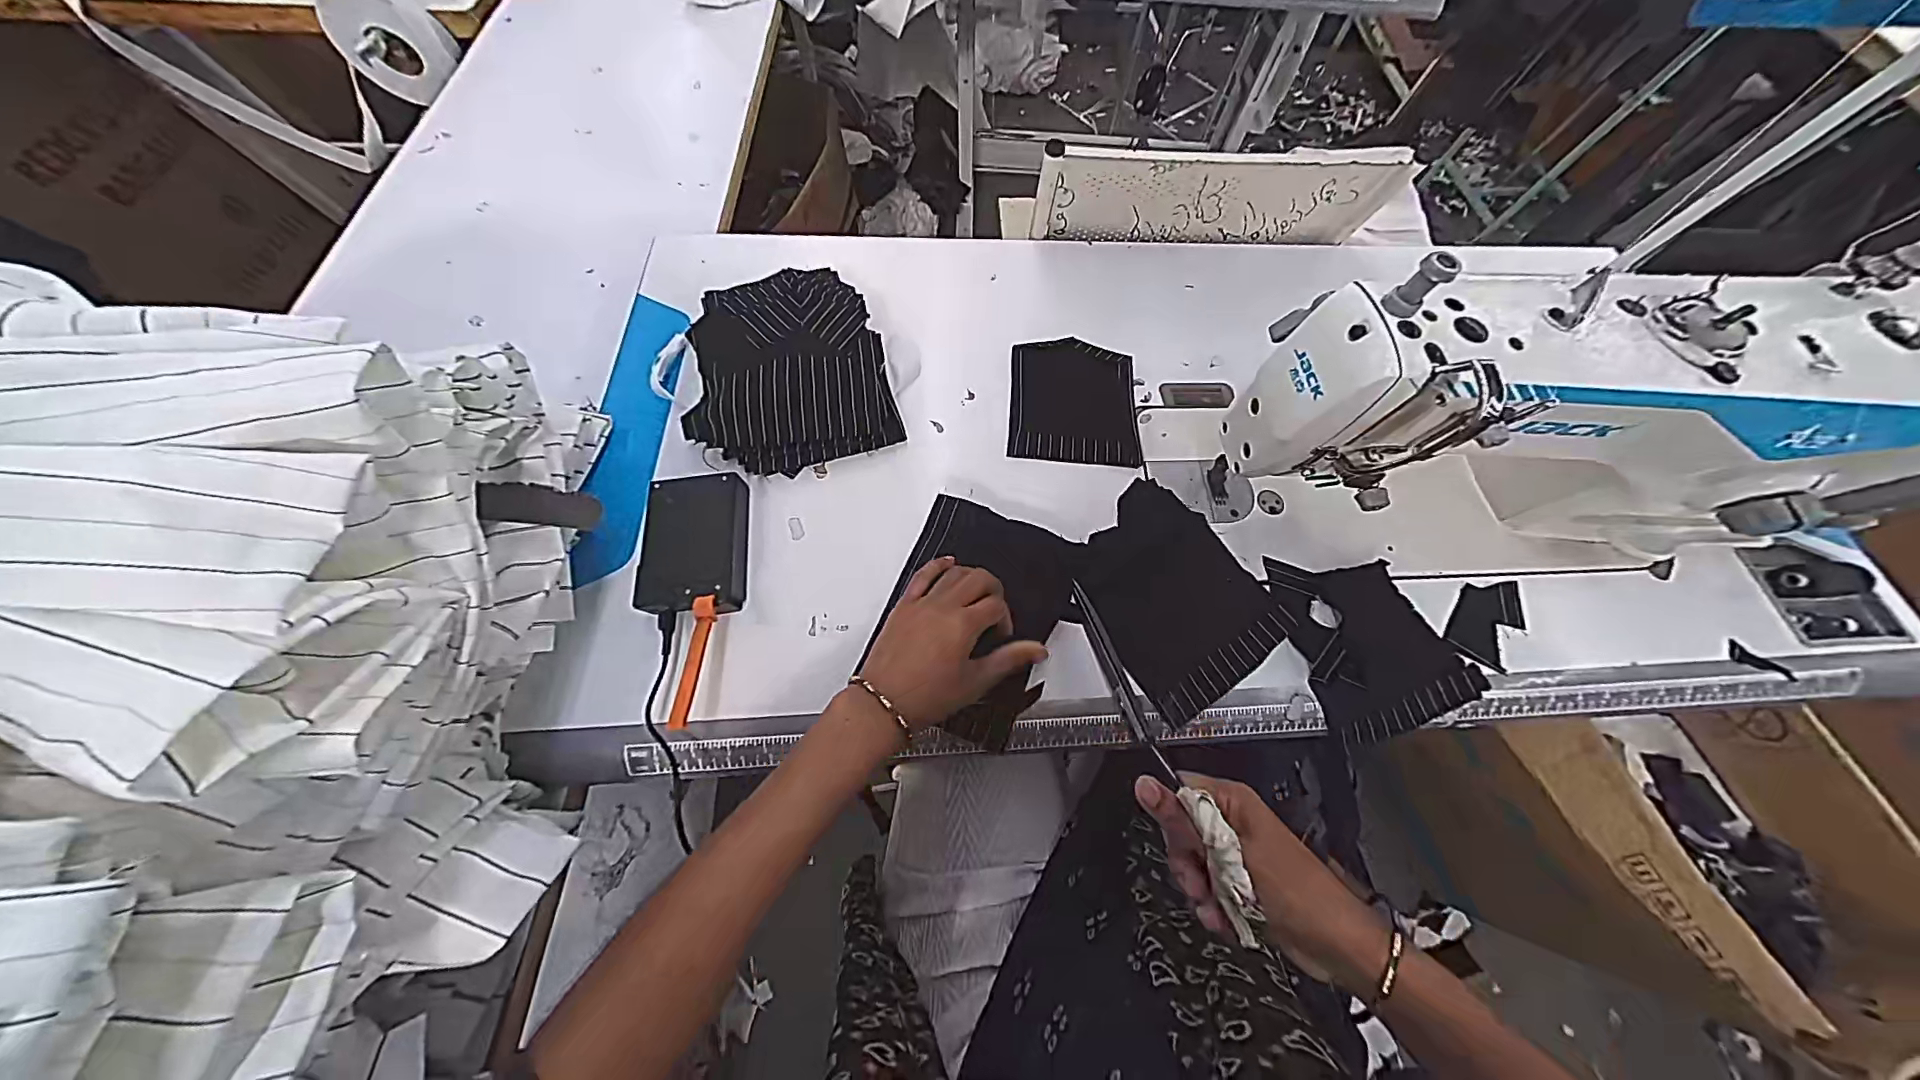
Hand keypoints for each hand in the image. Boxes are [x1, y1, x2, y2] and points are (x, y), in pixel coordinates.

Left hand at [858, 557, 1048, 731]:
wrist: (884, 703)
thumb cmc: (924, 697)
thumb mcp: (976, 682)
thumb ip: (1009, 659)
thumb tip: (1035, 649)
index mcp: (963, 625)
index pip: (996, 605)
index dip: (1005, 618)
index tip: (1001, 634)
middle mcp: (942, 608)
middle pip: (979, 579)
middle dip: (994, 590)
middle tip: (995, 609)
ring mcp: (921, 604)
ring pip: (954, 572)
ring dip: (971, 576)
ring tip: (978, 591)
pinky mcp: (904, 606)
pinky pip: (923, 574)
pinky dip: (938, 565)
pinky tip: (947, 564)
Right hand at [1135, 771, 1388, 992]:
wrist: (1337, 945)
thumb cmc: (1299, 893)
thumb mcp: (1229, 853)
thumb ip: (1183, 820)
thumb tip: (1145, 785)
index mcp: (1232, 800)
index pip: (1177, 792)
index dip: (1171, 820)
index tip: (1181, 845)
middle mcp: (1232, 822)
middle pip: (1181, 832)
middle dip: (1186, 864)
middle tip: (1202, 881)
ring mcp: (1236, 853)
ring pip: (1192, 864)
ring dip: (1199, 891)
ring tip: (1219, 906)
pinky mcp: (1239, 881)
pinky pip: (1207, 887)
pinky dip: (1212, 906)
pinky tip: (1225, 917)